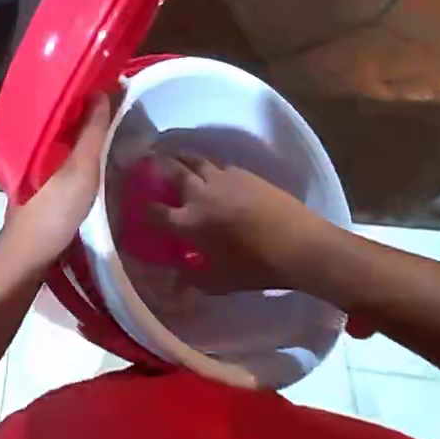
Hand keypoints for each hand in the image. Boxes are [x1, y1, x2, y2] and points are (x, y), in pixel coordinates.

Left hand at [1, 95, 113, 265]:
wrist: (29, 253)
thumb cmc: (53, 209)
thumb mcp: (80, 168)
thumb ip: (92, 132)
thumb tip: (102, 92)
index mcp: (40, 131)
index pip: (65, 97)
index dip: (90, 87)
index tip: (117, 77)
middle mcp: (36, 139)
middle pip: (67, 114)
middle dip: (92, 104)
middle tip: (125, 97)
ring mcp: (39, 159)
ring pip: (67, 133)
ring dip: (89, 125)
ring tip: (118, 117)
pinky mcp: (45, 176)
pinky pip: (67, 150)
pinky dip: (84, 144)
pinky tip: (102, 147)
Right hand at [149, 157, 324, 291]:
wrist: (300, 245)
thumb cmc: (257, 267)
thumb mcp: (220, 282)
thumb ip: (193, 280)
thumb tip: (175, 283)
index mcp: (190, 222)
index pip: (155, 212)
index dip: (144, 208)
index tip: (138, 206)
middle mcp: (200, 194)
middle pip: (172, 171)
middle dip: (158, 166)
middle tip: (150, 160)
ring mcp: (222, 179)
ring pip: (195, 160)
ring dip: (181, 157)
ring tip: (175, 155)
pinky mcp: (243, 173)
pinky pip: (218, 165)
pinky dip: (209, 166)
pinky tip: (211, 170)